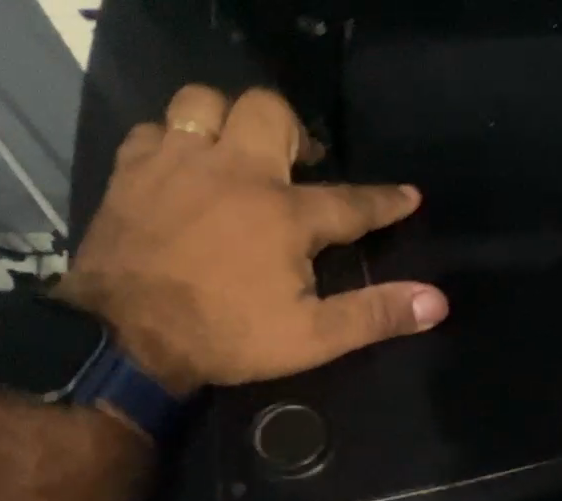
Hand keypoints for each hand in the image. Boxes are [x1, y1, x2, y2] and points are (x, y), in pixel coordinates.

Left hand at [52, 84, 447, 394]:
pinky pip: (156, 130)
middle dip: (293, 131)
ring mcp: (177, 165)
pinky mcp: (131, 172)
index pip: (350, 200)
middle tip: (301, 165)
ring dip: (228, 120)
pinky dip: (176, 141)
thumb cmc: (228, 335)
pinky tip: (187, 168)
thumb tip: (436, 301)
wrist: (125, 336)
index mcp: (284, 213)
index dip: (385, 199)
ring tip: (240, 154)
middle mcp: (234, 172)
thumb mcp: (313, 336)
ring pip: (203, 102)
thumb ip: (375, 314)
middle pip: (267, 112)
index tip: (409, 194)